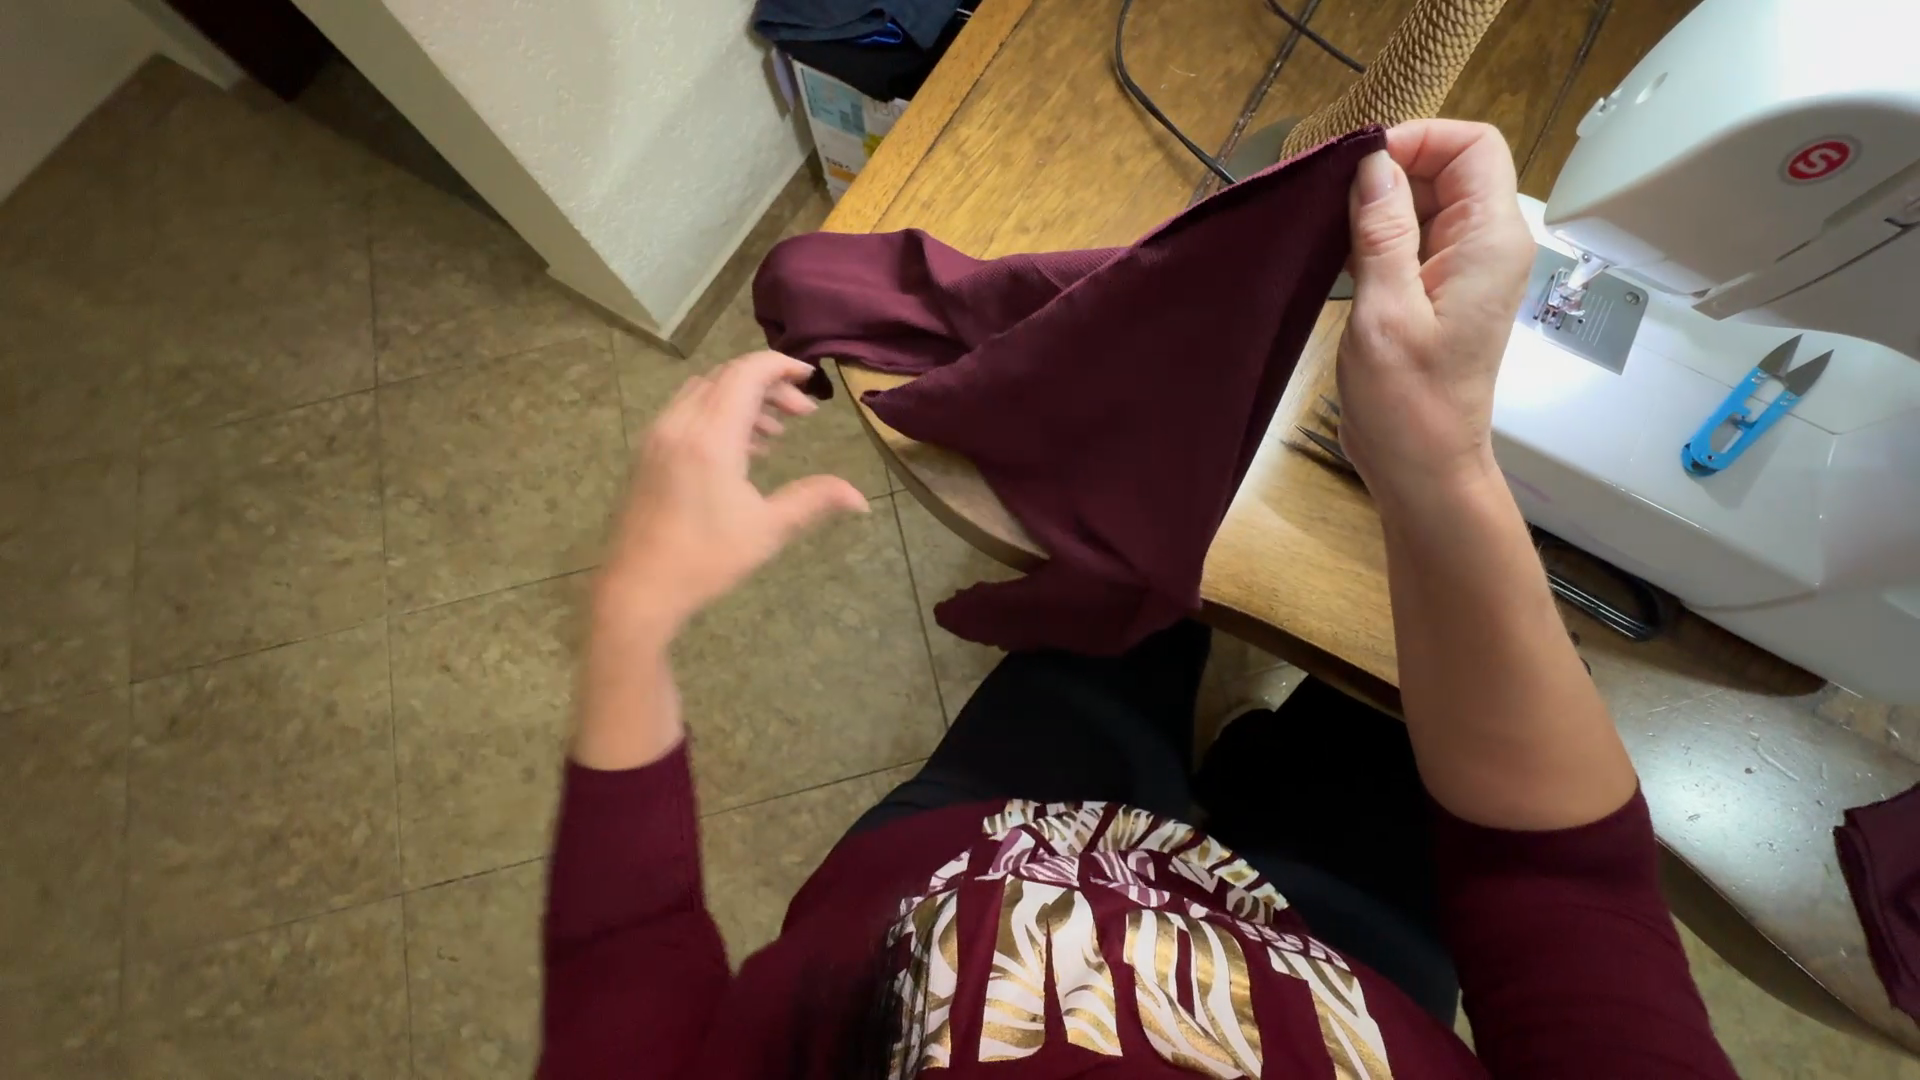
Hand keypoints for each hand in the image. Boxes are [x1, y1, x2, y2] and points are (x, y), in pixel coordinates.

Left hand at [597, 351, 869, 636]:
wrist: (638, 589)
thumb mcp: (768, 529)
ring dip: (742, 399)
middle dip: (768, 385)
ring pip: (704, 392)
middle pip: (726, 377)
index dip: (781, 367)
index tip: (811, 380)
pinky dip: (718, 414)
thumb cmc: (706, 559)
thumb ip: (814, 500)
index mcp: (711, 437)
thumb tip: (861, 498)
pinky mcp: (648, 452)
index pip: (746, 374)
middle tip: (802, 415)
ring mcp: (659, 436)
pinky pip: (687, 411)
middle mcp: (680, 424)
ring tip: (774, 435)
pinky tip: (740, 451)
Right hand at [1335, 120, 1534, 511]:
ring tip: (1325, 227)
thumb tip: (1372, 165)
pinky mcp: (1434, 297)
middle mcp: (1485, 248)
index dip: (1417, 140)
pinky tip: (1337, 257)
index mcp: (1490, 241)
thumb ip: (1383, 233)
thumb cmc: (1407, 400)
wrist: (1422, 465)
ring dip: (1376, 209)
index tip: (1356, 165)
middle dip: (1389, 172)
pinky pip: (1410, 245)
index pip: (1472, 146)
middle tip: (1326, 198)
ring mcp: (1460, 274)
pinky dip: (1374, 240)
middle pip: (1448, 172)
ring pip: (1425, 208)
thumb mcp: (1385, 312)